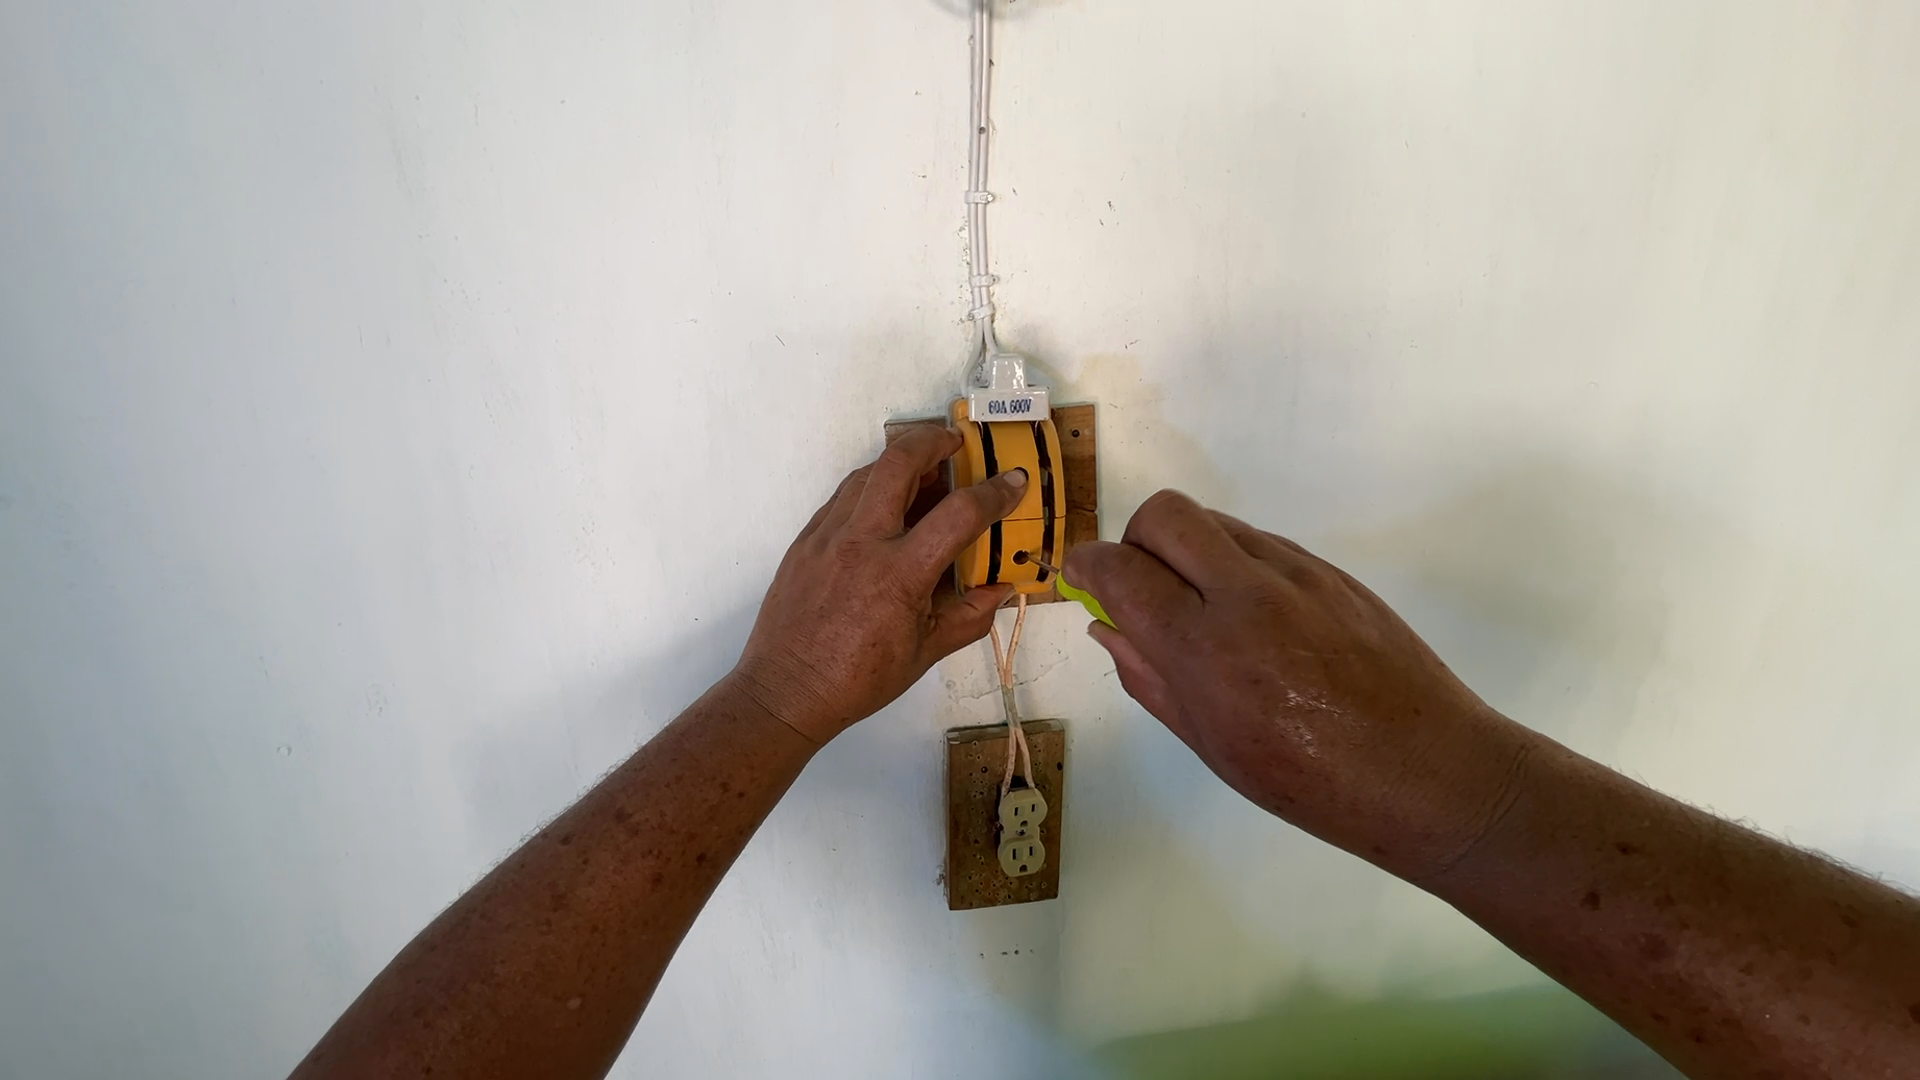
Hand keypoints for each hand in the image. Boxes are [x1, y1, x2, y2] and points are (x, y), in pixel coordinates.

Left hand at [731, 426, 1026, 743]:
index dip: (995, 492)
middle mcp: (861, 542)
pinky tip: (885, 505)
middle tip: (956, 443)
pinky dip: (871, 487)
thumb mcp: (926, 652)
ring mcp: (827, 536)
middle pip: (899, 463)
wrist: (786, 690)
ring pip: (866, 473)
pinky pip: (843, 498)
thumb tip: (1002, 587)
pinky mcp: (805, 540)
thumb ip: (971, 615)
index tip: (1014, 480)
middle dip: (933, 440)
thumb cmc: (859, 678)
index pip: (958, 514)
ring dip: (900, 461)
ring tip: (925, 471)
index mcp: (899, 573)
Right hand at [1066, 490, 1535, 880]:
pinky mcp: (1330, 570)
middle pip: (1163, 515)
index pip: (1121, 570)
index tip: (1079, 576)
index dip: (1085, 565)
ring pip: (1212, 521)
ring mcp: (1295, 573)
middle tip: (1142, 585)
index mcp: (1206, 648)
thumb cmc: (1306, 780)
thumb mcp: (1208, 741)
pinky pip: (1257, 542)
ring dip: (1184, 550)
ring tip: (1200, 606)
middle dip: (1134, 540)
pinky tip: (1252, 617)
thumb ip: (1146, 675)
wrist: (1432, 773)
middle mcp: (1247, 593)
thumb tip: (1106, 625)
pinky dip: (1230, 562)